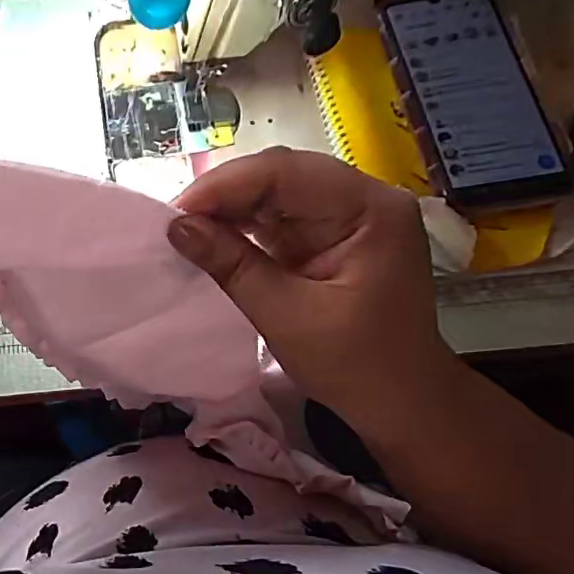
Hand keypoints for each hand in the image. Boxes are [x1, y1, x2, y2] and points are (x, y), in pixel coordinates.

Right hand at [167, 147, 450, 436]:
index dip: (224, 186)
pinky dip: (246, 229)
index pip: (287, 173)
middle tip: (174, 223)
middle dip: (224, 197)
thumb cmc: (354, 365)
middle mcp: (364, 199)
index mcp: (370, 209)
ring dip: (231, 212)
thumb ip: (233, 267)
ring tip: (187, 232)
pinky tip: (215, 240)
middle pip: (282, 177)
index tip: (175, 213)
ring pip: (277, 195)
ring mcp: (349, 216)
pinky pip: (282, 219)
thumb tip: (177, 227)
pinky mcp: (333, 236)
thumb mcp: (288, 318)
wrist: (399, 400)